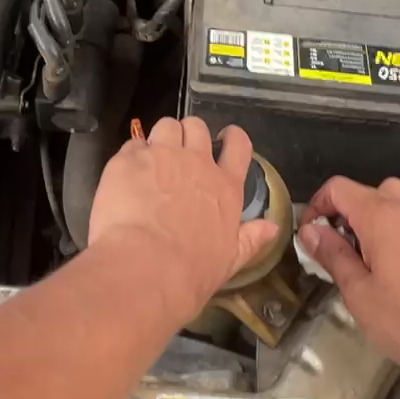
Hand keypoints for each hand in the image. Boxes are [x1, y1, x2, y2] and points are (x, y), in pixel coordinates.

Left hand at [88, 117, 278, 319]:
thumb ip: (251, 239)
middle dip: (189, 134)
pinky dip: (132, 156)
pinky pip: (133, 144)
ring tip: (152, 158)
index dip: (232, 137)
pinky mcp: (129, 159)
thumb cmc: (191, 272)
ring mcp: (162, 155)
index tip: (225, 137)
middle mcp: (196, 163)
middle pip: (197, 127)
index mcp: (224, 187)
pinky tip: (126, 175)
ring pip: (166, 126)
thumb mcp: (229, 260)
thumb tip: (273, 227)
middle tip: (179, 152)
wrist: (145, 268)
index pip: (238, 146)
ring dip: (161, 138)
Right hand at [298, 176, 399, 384]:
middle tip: (344, 250)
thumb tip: (310, 230)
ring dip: (382, 208)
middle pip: (368, 191)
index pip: (338, 188)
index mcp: (379, 217)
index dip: (319, 205)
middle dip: (349, 213)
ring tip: (379, 242)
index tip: (313, 233)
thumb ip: (333, 256)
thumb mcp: (360, 296)